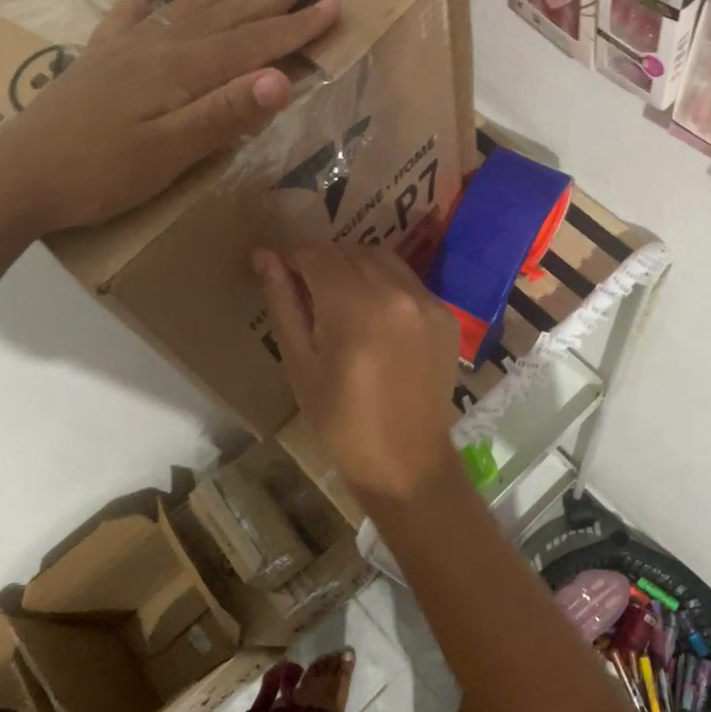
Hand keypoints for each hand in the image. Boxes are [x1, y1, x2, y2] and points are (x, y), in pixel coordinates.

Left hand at [0, 0, 337, 233]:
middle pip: (228, 14)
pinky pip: (128, 14)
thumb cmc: (100, 173)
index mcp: (183, 71)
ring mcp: (126, 50)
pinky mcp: (99, 61)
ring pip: (188, 7)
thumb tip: (282, 79)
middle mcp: (160, 48)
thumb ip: (225, 114)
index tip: (336, 6)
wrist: (17, 175)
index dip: (297, 28)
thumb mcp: (171, 152)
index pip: (254, 44)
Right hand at [254, 244, 464, 503]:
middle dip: (324, 263)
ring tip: (341, 305)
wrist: (404, 460)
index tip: (280, 274)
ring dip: (357, 270)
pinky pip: (409, 283)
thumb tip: (264, 256)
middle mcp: (397, 292)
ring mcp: (428, 302)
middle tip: (308, 295)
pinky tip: (376, 319)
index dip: (293, 258)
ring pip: (383, 261)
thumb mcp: (300, 363)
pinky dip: (387, 288)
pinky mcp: (446, 316)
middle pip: (351, 251)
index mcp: (356, 305)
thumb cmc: (340, 420)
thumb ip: (284, 302)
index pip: (318, 254)